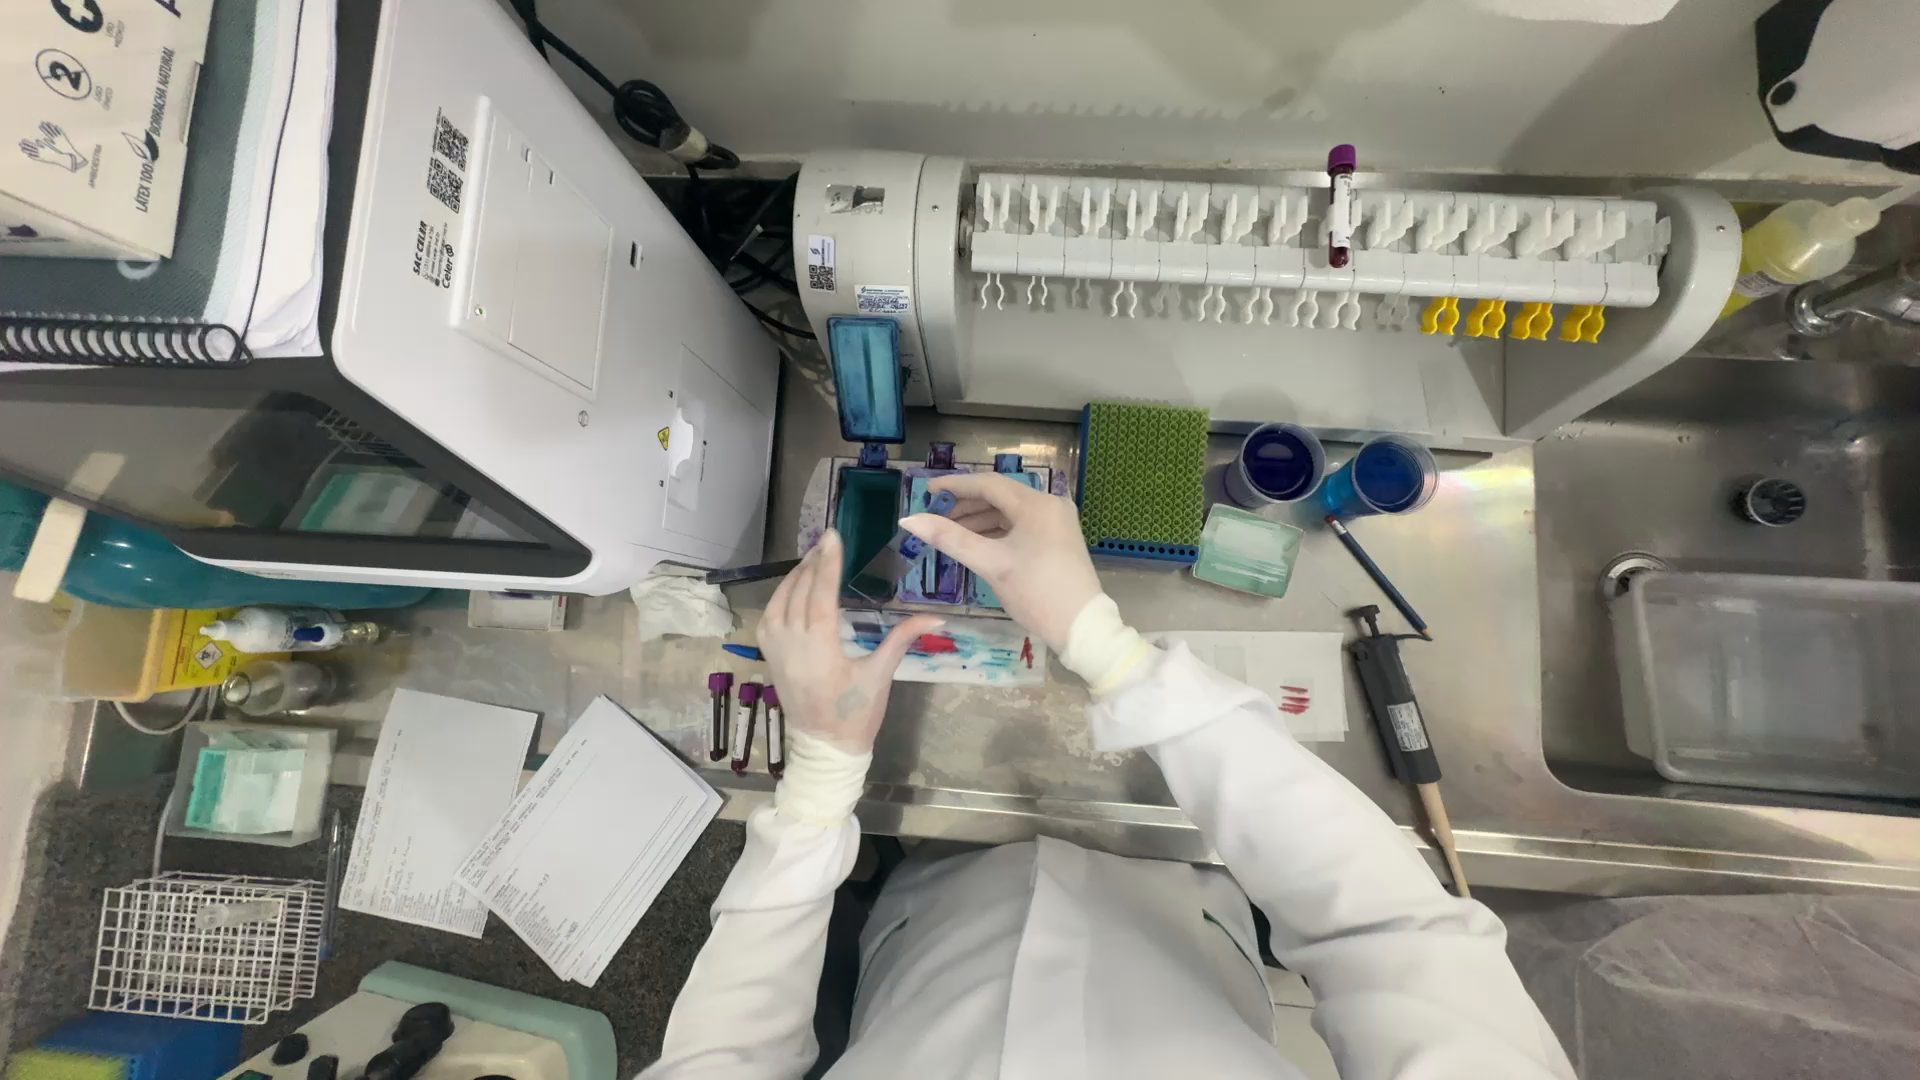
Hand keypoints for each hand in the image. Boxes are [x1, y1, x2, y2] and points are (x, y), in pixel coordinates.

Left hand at [758, 530, 942, 753]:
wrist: (825, 749)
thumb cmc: (857, 715)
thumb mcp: (881, 676)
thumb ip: (903, 639)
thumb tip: (938, 617)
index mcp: (820, 649)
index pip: (821, 595)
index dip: (827, 564)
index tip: (833, 536)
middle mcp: (792, 645)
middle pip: (798, 592)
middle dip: (813, 563)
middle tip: (829, 541)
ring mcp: (776, 650)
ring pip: (779, 601)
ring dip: (795, 576)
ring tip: (814, 557)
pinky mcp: (770, 656)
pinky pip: (769, 617)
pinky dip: (780, 596)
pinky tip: (794, 586)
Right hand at [898, 473, 1101, 651]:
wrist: (1081, 627)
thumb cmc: (1036, 592)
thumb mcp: (990, 564)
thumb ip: (949, 538)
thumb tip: (909, 520)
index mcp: (1037, 504)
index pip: (988, 484)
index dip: (954, 486)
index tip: (926, 491)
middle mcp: (1050, 505)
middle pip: (999, 496)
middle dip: (965, 505)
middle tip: (934, 516)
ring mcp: (1056, 522)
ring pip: (1010, 512)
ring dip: (979, 520)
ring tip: (948, 532)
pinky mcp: (1058, 539)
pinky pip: (1021, 526)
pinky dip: (997, 532)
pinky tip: (975, 543)